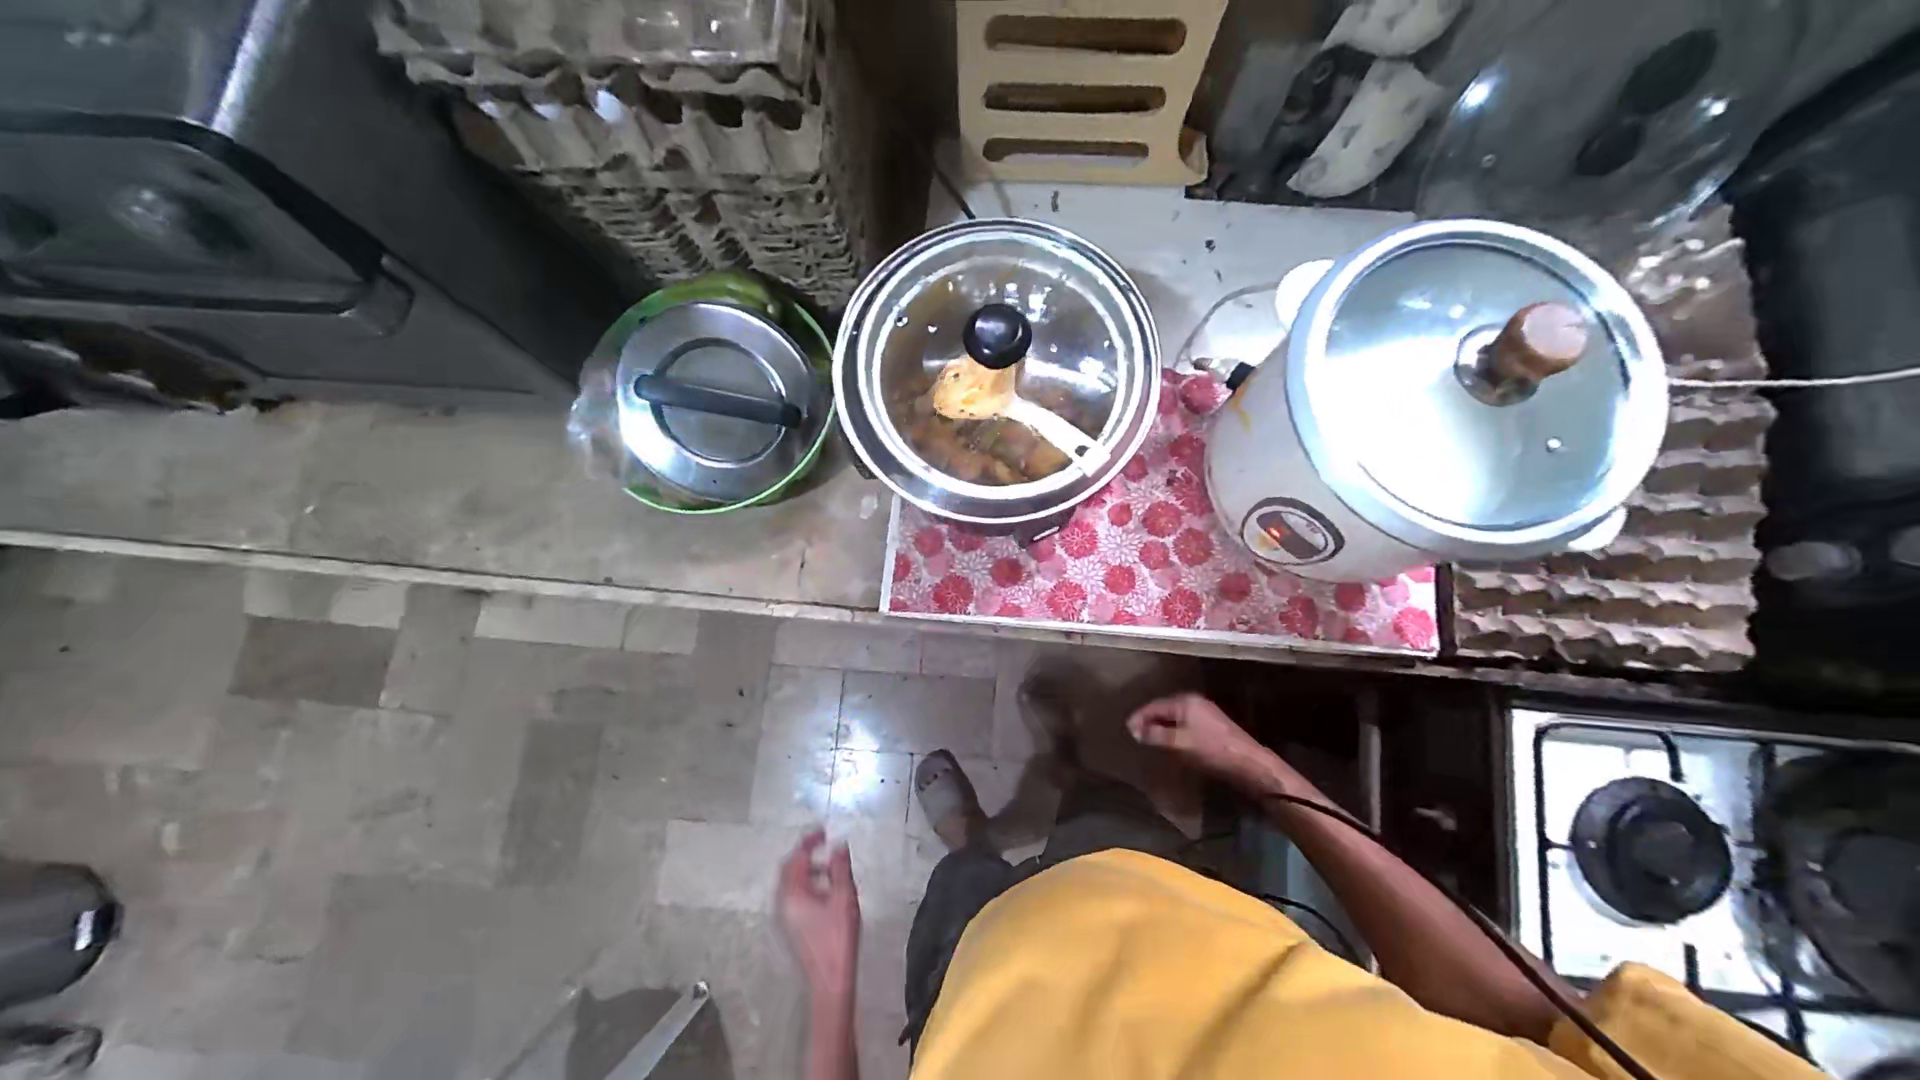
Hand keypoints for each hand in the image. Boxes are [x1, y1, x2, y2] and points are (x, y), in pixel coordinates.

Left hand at [777, 828, 860, 997]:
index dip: (809, 841)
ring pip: (792, 884)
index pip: (796, 858)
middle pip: (790, 869)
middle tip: (826, 845)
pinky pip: (796, 896)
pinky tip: (829, 893)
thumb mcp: (844, 898)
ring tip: (833, 869)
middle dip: (807, 854)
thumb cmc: (837, 938)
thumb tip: (838, 845)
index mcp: (792, 894)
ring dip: (810, 870)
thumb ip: (840, 868)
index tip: (824, 830)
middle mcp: (782, 904)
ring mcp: (785, 917)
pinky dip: (809, 885)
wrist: (830, 982)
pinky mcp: (792, 927)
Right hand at [1125, 693, 1288, 792]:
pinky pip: (1184, 723)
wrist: (1248, 763)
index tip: (1126, 729)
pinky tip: (1169, 742)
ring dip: (1160, 727)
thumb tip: (1136, 730)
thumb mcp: (1179, 743)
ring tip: (1148, 739)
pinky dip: (1172, 731)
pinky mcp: (1211, 725)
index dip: (1139, 717)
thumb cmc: (1211, 750)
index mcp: (1185, 701)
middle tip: (1135, 734)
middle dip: (1148, 720)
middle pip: (1164, 709)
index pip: (1154, 706)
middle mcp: (1194, 702)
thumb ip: (1156, 735)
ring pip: (1174, 717)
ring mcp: (1204, 712)